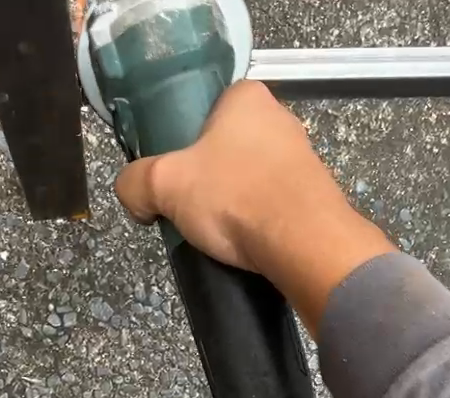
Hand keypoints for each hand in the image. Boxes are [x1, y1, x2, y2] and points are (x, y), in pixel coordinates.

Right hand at [114, 81, 393, 331]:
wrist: (303, 244)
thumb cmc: (235, 197)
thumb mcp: (165, 184)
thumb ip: (135, 183)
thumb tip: (134, 197)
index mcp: (246, 97)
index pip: (203, 113)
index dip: (181, 147)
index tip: (173, 180)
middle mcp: (280, 120)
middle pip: (225, 152)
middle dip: (207, 184)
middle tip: (191, 212)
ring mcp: (302, 161)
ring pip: (249, 183)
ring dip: (232, 208)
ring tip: (219, 236)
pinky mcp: (315, 199)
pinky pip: (273, 210)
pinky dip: (257, 227)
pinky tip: (246, 247)